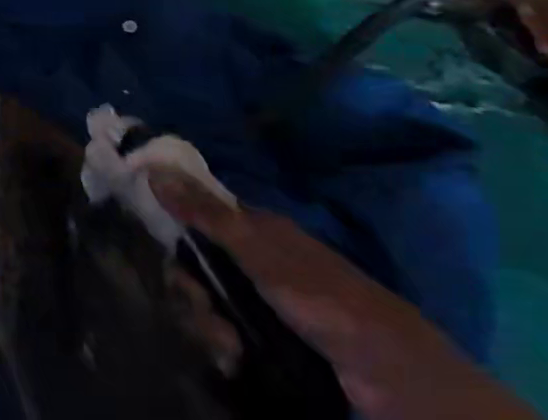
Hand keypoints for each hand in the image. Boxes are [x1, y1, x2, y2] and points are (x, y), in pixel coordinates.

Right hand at [150, 170, 537, 419]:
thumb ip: (206, 213)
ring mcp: (263, 305)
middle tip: (199, 310)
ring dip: (204, 324)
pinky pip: (226, 335)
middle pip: (197, 265)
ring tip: (224, 348)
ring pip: (208, 304)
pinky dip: (222, 347)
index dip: (174, 230)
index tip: (159, 249)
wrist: (396, 380)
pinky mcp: (270, 343)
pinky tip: (231, 360)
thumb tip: (151, 167)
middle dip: (189, 290)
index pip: (197, 217)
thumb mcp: (261, 251)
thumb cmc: (326, 298)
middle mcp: (256, 263)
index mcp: (257, 230)